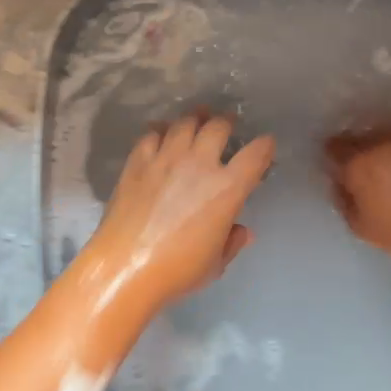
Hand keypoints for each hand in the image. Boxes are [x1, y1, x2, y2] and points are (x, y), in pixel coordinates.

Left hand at [78, 108, 275, 315]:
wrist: (125, 267)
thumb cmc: (177, 271)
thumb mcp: (215, 264)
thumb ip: (232, 242)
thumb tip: (241, 230)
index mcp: (226, 188)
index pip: (255, 154)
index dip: (264, 146)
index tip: (266, 144)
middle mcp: (199, 163)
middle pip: (218, 126)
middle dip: (226, 122)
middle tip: (227, 125)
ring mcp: (166, 157)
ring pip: (185, 122)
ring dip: (195, 119)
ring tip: (197, 121)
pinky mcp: (139, 160)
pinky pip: (153, 133)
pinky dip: (161, 130)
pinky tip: (162, 135)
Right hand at [325, 119, 390, 269]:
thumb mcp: (360, 226)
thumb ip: (342, 199)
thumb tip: (338, 181)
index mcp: (356, 164)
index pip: (333, 147)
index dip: (331, 157)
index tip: (337, 168)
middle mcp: (376, 144)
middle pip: (354, 137)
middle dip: (352, 150)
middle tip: (360, 171)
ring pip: (377, 134)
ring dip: (373, 145)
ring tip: (382, 166)